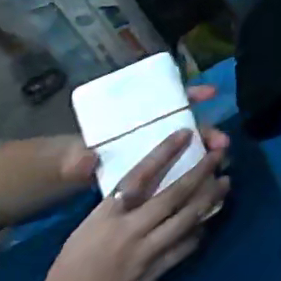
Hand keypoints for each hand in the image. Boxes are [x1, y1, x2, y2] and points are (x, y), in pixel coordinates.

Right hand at [23, 129, 229, 280]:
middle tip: (220, 154)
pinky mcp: (155, 274)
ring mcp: (144, 254)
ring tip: (226, 182)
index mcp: (105, 218)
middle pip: (174, 195)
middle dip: (201, 171)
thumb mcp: (86, 230)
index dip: (164, 153)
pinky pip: (186, 246)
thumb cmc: (69, 271)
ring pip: (187, 218)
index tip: (186, 133)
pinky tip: (209, 218)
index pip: (138, 176)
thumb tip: (147, 181)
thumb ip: (117, 207)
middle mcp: (128, 232)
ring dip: (210, 197)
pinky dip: (200, 229)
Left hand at [50, 85, 231, 186]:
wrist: (58, 187)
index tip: (211, 93)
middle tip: (222, 144)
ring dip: (207, 156)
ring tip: (220, 166)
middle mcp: (149, 136)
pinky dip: (196, 178)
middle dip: (208, 132)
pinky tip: (208, 185)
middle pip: (187, 127)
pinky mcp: (151, 181)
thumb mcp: (66, 160)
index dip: (190, 94)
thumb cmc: (65, 163)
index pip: (167, 103)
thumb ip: (75, 160)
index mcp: (133, 124)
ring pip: (189, 151)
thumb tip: (87, 160)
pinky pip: (179, 175)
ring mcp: (153, 159)